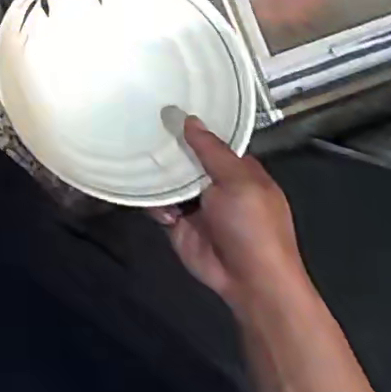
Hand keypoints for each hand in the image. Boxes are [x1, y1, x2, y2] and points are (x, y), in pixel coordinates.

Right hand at [150, 116, 312, 318]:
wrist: (251, 284)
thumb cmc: (253, 226)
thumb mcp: (238, 181)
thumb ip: (211, 150)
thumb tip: (190, 120)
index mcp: (238, 170)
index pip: (212, 141)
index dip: (194, 127)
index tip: (168, 107)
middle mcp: (215, 184)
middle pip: (186, 159)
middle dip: (169, 148)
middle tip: (142, 126)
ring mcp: (196, 206)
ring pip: (168, 181)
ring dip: (156, 174)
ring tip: (137, 156)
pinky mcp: (179, 225)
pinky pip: (159, 206)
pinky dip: (153, 201)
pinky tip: (148, 196)